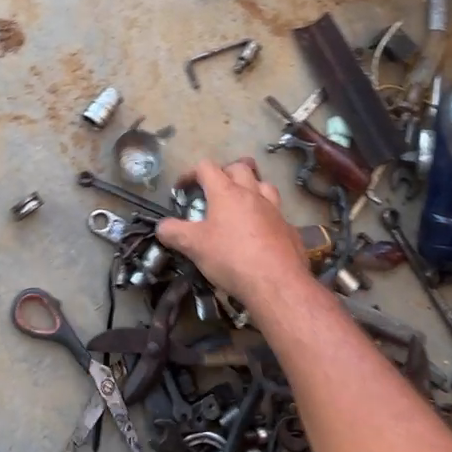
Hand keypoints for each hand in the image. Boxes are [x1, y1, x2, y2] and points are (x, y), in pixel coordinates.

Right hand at [158, 158, 308, 303]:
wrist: (277, 284)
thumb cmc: (231, 258)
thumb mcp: (193, 246)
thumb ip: (173, 232)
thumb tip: (161, 227)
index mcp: (226, 192)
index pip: (206, 167)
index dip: (191, 174)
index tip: (183, 189)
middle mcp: (252, 194)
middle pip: (240, 168)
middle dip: (225, 173)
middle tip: (214, 191)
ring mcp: (275, 210)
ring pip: (264, 185)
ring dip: (252, 188)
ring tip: (242, 203)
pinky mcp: (290, 229)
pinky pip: (278, 213)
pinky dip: (267, 215)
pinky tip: (262, 232)